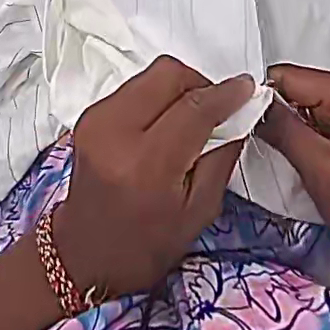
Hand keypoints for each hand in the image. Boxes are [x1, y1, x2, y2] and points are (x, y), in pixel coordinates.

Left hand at [51, 57, 252, 297]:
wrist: (83, 255)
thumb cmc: (143, 245)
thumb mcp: (198, 211)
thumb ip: (222, 155)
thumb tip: (239, 113)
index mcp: (145, 164)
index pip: (194, 107)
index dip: (226, 94)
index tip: (246, 90)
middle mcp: (114, 132)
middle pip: (168, 74)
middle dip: (200, 84)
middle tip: (215, 110)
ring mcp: (96, 120)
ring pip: (151, 75)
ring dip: (179, 89)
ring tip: (189, 121)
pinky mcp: (89, 116)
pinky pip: (135, 87)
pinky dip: (158, 97)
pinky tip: (165, 125)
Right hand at [256, 65, 329, 309]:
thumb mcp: (325, 174)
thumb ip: (284, 131)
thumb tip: (251, 104)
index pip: (292, 76)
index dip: (260, 97)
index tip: (236, 120)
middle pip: (298, 91)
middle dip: (274, 115)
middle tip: (251, 143)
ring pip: (305, 112)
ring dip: (288, 133)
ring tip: (277, 159)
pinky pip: (320, 128)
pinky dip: (304, 145)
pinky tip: (297, 164)